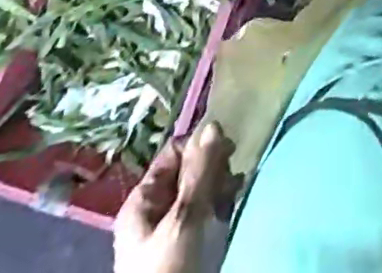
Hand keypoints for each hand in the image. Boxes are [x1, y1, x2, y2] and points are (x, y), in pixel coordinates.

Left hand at [114, 122, 233, 272]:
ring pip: (203, 193)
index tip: (227, 152)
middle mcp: (156, 212)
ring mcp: (174, 233)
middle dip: (215, 168)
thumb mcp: (186, 217)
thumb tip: (213, 123)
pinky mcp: (191, 250)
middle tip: (233, 179)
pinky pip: (209, 217)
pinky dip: (223, 208)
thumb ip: (201, 171)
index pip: (174, 153)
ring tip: (237, 194)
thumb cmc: (172, 270)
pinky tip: (235, 209)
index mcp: (143, 201)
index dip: (201, 147)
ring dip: (222, 187)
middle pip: (190, 171)